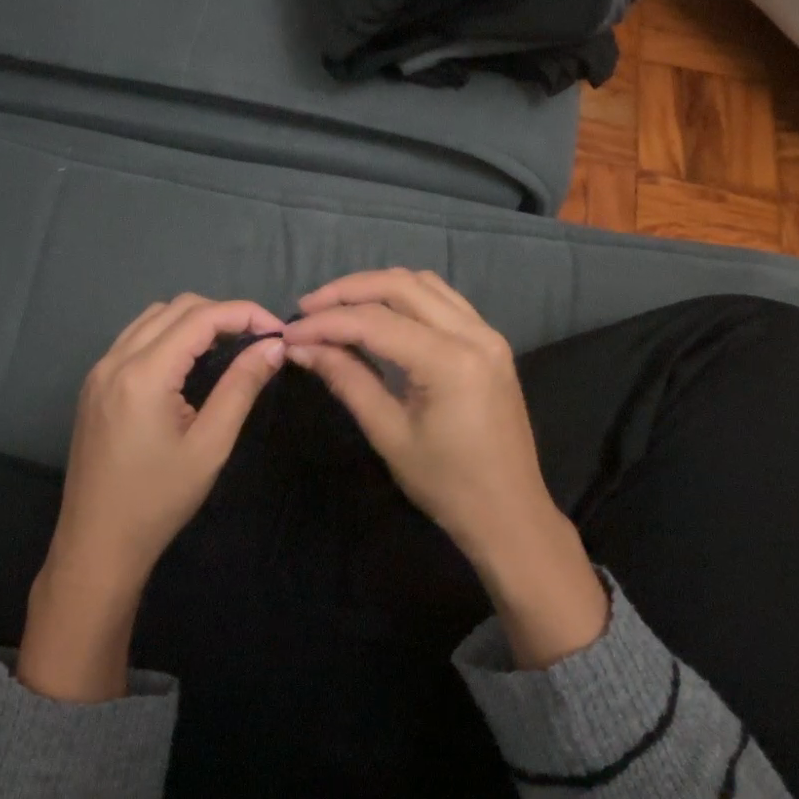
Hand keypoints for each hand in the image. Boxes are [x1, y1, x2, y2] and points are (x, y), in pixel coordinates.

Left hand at [21, 294, 284, 701]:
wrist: (97, 543)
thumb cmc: (159, 501)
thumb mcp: (210, 446)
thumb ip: (241, 387)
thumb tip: (274, 345)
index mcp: (144, 374)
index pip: (201, 317)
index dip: (245, 313)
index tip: (278, 330)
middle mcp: (115, 360)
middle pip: (176, 307)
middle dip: (222, 313)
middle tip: (258, 340)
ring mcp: (99, 371)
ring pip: (152, 317)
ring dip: (193, 321)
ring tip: (229, 347)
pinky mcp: (94, 385)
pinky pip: (134, 338)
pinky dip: (167, 335)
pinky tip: (190, 363)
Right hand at [282, 270, 606, 667]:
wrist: (510, 514)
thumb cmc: (447, 485)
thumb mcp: (389, 434)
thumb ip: (347, 379)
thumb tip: (301, 347)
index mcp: (450, 361)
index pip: (375, 321)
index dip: (327, 322)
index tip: (289, 331)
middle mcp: (474, 333)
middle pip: (401, 285)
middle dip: (349, 291)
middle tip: (307, 308)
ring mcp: (488, 334)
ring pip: (425, 284)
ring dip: (378, 287)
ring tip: (336, 307)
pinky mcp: (491, 343)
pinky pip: (444, 300)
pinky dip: (406, 297)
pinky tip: (379, 314)